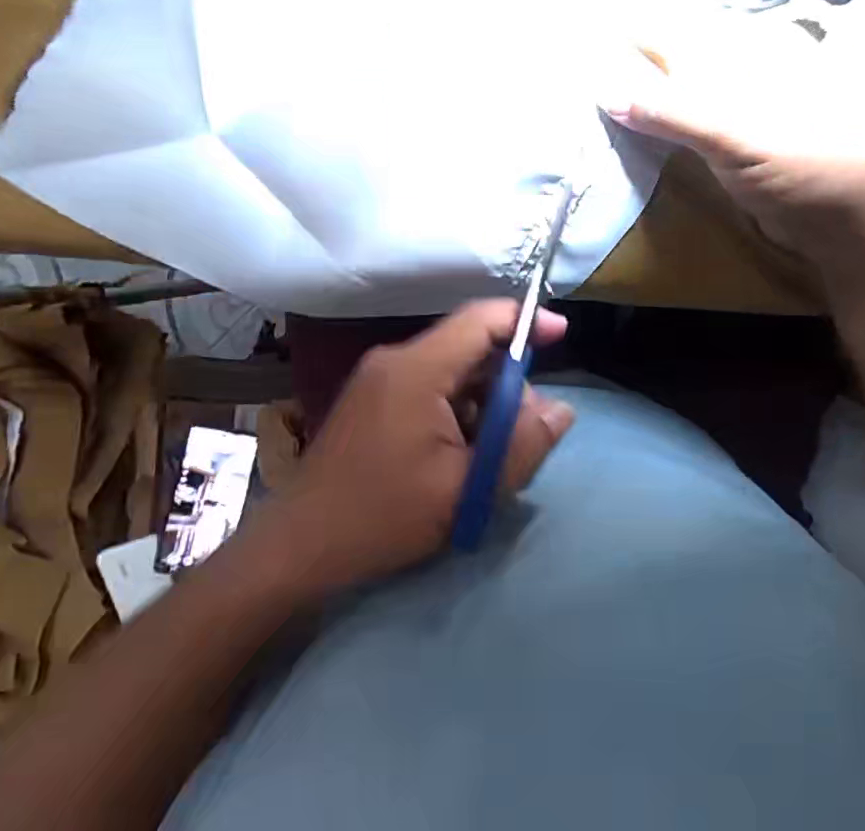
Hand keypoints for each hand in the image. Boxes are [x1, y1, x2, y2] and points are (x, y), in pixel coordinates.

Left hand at [241, 300, 575, 593]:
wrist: (302, 543)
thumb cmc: (385, 516)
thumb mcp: (466, 489)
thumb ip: (521, 445)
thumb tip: (561, 410)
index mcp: (418, 370)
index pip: (482, 319)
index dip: (526, 320)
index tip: (562, 335)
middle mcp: (395, 360)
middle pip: (468, 348)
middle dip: (505, 383)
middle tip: (520, 436)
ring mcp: (376, 378)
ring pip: (449, 371)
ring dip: (479, 404)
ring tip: (483, 459)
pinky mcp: (368, 399)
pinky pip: (426, 386)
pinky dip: (453, 411)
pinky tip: (454, 457)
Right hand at [602, 10, 864, 258]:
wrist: (855, 222)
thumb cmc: (808, 165)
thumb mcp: (740, 135)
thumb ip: (673, 111)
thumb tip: (606, 93)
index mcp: (749, 46)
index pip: (675, 24)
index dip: (630, 22)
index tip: (579, 21)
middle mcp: (739, 68)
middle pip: (669, 52)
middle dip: (624, 53)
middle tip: (571, 55)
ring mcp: (733, 106)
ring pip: (671, 88)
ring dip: (633, 89)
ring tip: (584, 85)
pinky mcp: (727, 142)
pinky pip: (677, 123)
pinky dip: (650, 122)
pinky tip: (626, 125)